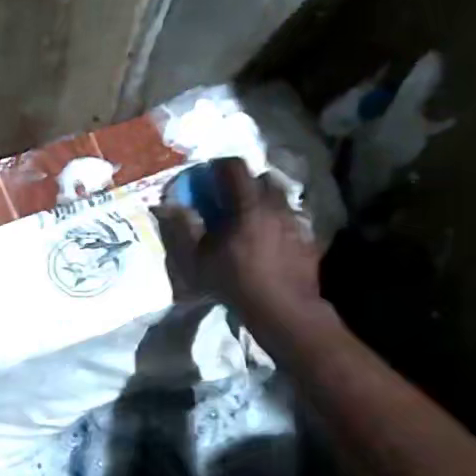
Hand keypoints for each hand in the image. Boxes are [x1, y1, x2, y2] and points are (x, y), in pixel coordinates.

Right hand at [155, 157, 323, 327]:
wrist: (283, 310)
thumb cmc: (235, 284)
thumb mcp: (199, 260)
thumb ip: (184, 228)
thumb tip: (167, 205)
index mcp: (248, 205)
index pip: (235, 167)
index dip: (220, 166)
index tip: (209, 176)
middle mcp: (276, 205)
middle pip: (263, 178)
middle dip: (247, 183)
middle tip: (232, 200)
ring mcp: (296, 221)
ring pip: (282, 197)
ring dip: (266, 201)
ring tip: (253, 220)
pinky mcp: (309, 238)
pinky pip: (294, 219)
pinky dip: (281, 222)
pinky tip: (272, 241)